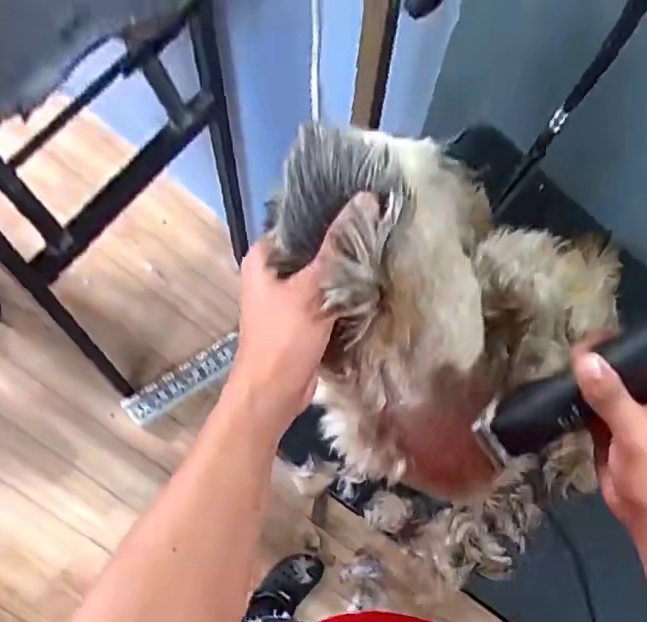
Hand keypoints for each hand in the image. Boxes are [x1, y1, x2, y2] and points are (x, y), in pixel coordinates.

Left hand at [224, 194, 373, 434]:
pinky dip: (345, 300)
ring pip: (324, 278)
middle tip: (381, 233)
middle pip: (315, 250)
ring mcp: (288, 300)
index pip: (302, 221)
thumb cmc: (283, 340)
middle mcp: (274, 274)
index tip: (367, 207)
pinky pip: (328, 302)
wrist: (273, 395)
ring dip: (348, 276)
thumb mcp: (312, 290)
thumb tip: (365, 202)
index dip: (333, 213)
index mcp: (265, 256)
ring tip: (382, 256)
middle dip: (344, 247)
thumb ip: (338, 249)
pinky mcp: (303, 323)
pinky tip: (371, 291)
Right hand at [572, 322, 646, 536]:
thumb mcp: (636, 429)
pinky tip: (569, 378)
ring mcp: (638, 411)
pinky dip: (587, 392)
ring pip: (622, 380)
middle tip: (605, 329)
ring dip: (604, 368)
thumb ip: (610, 395)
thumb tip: (585, 360)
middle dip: (631, 343)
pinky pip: (600, 402)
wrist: (645, 514)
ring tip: (581, 349)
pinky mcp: (615, 427)